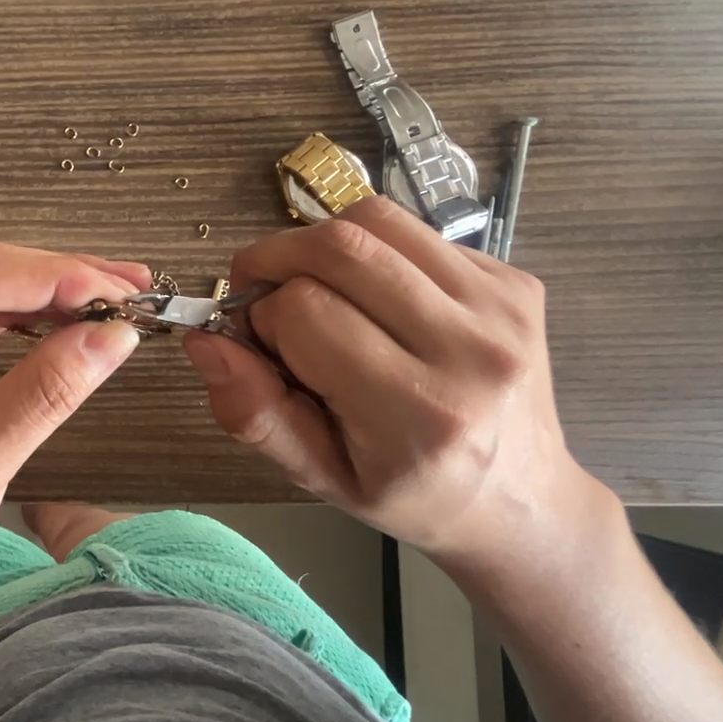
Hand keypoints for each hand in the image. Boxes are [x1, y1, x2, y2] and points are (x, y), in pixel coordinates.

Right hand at [183, 197, 611, 572]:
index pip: (303, 311)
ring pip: (372, 221)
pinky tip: (369, 295)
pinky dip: (367, 249)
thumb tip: (203, 342)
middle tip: (263, 295)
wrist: (520, 500)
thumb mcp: (316, 474)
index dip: (262, 320)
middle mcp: (469, 348)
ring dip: (317, 245)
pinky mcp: (515, 281)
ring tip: (312, 287)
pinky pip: (410, 230)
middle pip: (338, 248)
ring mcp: (500, 306)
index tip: (266, 350)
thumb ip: (252, 411)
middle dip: (276, 261)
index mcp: (416, 409)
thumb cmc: (407, 493)